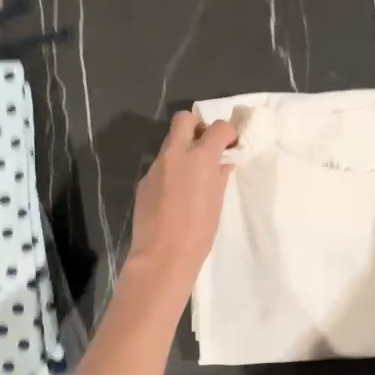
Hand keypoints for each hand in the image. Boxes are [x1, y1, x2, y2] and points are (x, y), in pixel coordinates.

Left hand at [126, 112, 236, 290]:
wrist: (163, 255)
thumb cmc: (199, 232)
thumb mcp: (217, 203)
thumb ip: (219, 177)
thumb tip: (222, 165)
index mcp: (200, 157)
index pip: (218, 127)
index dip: (228, 133)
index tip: (231, 145)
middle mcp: (175, 154)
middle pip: (184, 119)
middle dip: (198, 127)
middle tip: (207, 148)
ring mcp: (156, 166)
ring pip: (169, 143)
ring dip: (183, 150)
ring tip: (192, 176)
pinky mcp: (144, 181)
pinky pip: (160, 166)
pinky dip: (171, 171)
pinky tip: (175, 194)